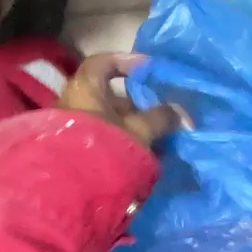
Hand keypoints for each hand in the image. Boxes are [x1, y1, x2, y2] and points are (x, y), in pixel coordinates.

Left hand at [56, 53, 185, 148]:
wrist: (72, 188)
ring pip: (108, 121)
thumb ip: (161, 118)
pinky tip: (140, 155)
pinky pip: (102, 139)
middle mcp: (73, 103)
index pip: (103, 63)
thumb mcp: (139, 131)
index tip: (148, 70)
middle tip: (161, 116)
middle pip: (109, 97)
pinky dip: (120, 143)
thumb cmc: (106, 147)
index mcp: (85, 88)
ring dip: (132, 128)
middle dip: (137, 105)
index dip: (127, 62)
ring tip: (157, 140)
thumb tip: (180, 113)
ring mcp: (72, 128)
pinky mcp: (74, 151)